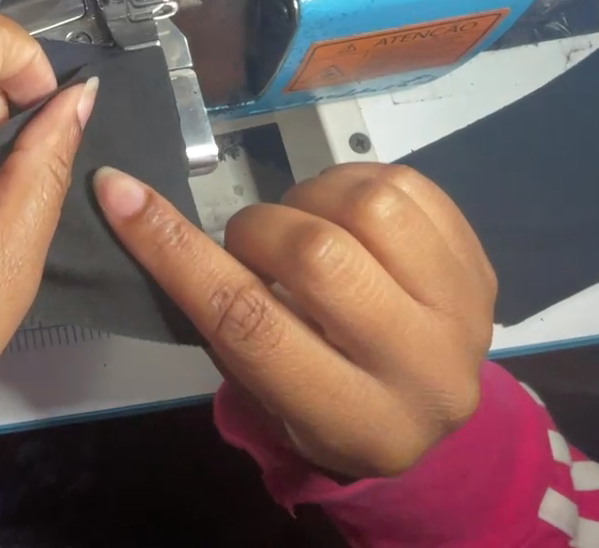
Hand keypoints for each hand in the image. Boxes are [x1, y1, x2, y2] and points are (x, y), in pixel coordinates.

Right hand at [94, 163, 495, 479]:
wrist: (420, 399)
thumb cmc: (314, 387)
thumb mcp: (253, 372)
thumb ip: (209, 300)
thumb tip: (131, 197)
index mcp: (347, 417)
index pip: (245, 320)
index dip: (172, 248)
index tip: (117, 189)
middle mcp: (420, 373)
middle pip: (314, 256)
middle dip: (258, 229)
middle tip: (255, 242)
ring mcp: (463, 315)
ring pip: (365, 206)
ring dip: (310, 199)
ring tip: (307, 223)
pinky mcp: (481, 264)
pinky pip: (402, 181)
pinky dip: (351, 180)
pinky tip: (346, 213)